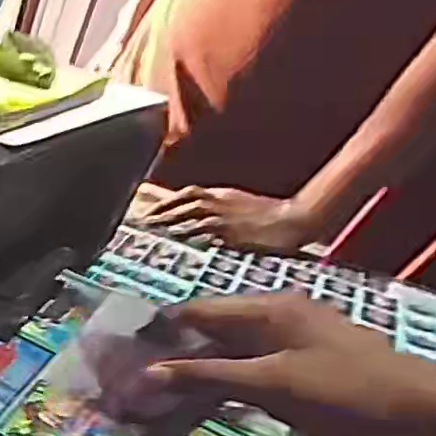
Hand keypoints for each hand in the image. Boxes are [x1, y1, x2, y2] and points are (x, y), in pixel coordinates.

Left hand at [131, 186, 323, 251]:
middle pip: (181, 202)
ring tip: (148, 232)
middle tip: (140, 223)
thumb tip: (195, 217)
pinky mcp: (228, 230)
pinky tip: (170, 241)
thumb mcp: (237, 204)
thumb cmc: (266, 216)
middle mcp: (219, 202)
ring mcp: (223, 216)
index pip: (185, 193)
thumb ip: (214, 207)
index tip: (147, 210)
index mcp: (221, 195)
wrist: (296, 219)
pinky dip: (184, 235)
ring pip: (187, 215)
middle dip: (158, 212)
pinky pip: (201, 232)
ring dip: (166, 223)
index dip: (163, 201)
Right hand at [142, 294, 435, 435]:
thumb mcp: (271, 382)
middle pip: (200, 334)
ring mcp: (277, 348)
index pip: (193, 311)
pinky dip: (208, 388)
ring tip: (147, 397)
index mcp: (268, 309)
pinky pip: (233, 375)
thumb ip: (205, 376)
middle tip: (128, 380)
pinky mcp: (284, 373)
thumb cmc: (348, 391)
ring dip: (183, 376)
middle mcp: (269, 321)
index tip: (119, 354)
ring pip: (214, 357)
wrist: (425, 423)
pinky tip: (183, 405)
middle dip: (164, 356)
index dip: (155, 331)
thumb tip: (145, 373)